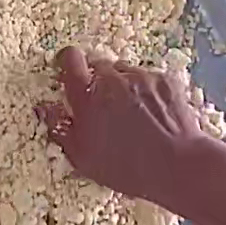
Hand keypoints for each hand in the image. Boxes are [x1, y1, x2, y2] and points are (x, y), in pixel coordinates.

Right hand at [39, 45, 225, 206]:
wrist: (181, 167)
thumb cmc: (125, 166)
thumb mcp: (81, 156)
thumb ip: (58, 127)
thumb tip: (44, 107)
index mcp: (86, 93)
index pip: (69, 57)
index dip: (67, 62)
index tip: (68, 74)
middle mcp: (112, 77)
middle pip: (97, 64)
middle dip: (96, 80)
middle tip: (102, 105)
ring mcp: (141, 76)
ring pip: (123, 72)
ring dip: (121, 85)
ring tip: (131, 113)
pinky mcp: (165, 80)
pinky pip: (148, 79)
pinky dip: (146, 91)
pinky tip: (152, 115)